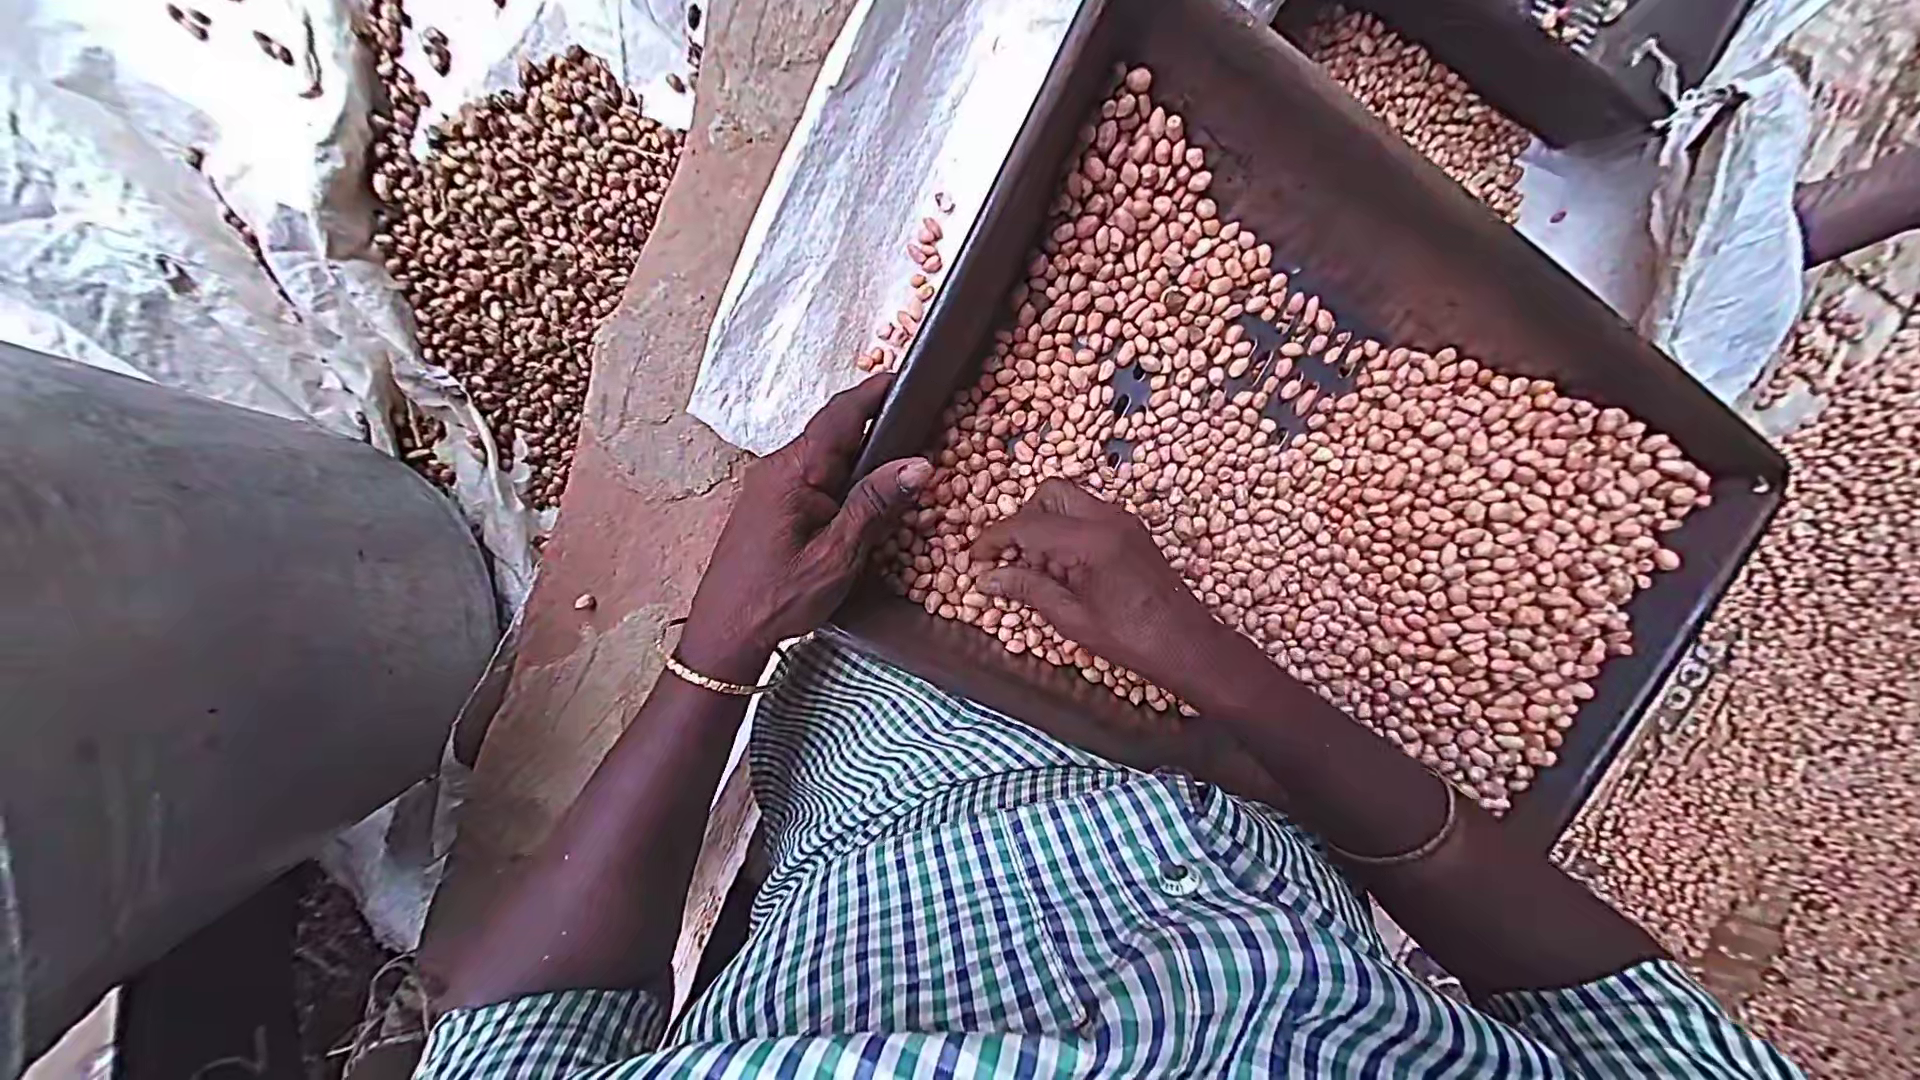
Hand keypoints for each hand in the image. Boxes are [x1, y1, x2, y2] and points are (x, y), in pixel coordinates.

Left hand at [684, 374, 931, 679]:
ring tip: (905, 459)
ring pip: (829, 455)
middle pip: (836, 431)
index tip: (908, 377)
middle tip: (922, 425)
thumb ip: (875, 504)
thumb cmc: (776, 597)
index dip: (876, 392)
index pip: (841, 415)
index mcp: (793, 471)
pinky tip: (870, 494)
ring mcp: (775, 485)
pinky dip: (848, 477)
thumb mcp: (837, 554)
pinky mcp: (776, 504)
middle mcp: (780, 468)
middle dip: (878, 425)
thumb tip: (918, 465)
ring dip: (865, 455)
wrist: (726, 631)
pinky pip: (819, 477)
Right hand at [969, 478, 1255, 698]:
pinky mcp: (1131, 530)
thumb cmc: (1132, 639)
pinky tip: (1063, 567)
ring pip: (1068, 499)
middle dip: (1021, 520)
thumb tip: (988, 578)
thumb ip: (1027, 589)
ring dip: (1044, 524)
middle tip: (1011, 557)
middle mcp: (1108, 519)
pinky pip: (1086, 514)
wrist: (1189, 643)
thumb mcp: (1071, 618)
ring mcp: (1123, 521)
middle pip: (1048, 493)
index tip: (975, 558)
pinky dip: (1065, 529)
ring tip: (1037, 568)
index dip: (994, 540)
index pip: (1027, 525)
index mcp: (1090, 541)